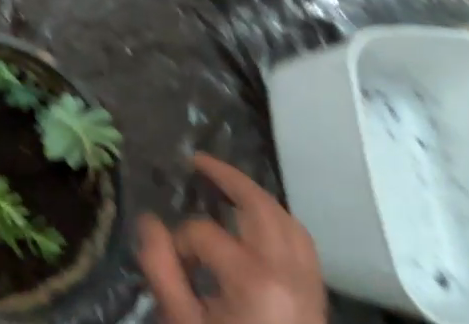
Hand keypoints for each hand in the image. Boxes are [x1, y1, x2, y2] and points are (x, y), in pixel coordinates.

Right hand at [137, 154, 327, 323]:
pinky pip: (304, 245)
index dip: (178, 242)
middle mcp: (289, 273)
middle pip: (261, 208)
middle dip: (228, 179)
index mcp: (254, 279)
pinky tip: (257, 223)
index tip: (169, 262)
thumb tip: (150, 222)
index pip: (203, 233)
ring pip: (289, 223)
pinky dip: (279, 223)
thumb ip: (161, 268)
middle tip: (198, 161)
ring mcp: (310, 286)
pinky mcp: (318, 299)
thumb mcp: (181, 320)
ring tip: (226, 184)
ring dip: (258, 199)